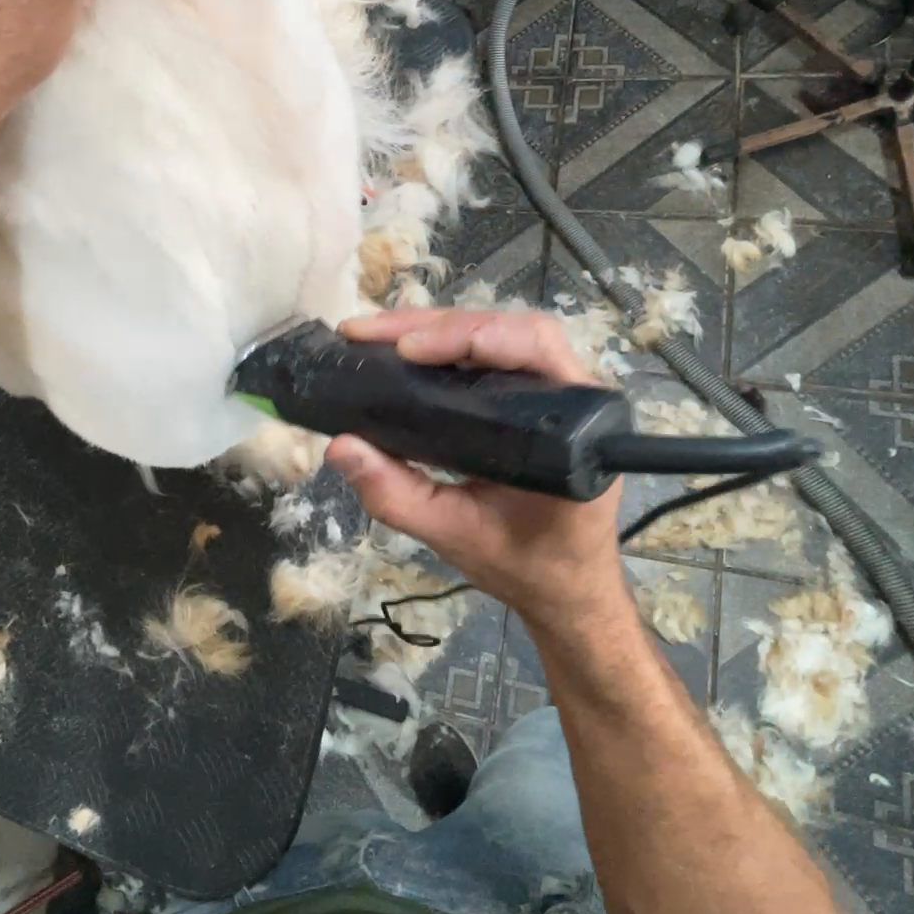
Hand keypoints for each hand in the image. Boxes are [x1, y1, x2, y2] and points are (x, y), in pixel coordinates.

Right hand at [325, 310, 629, 631]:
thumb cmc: (524, 565)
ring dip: (433, 329)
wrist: (565, 588)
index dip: (468, 337)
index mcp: (572, 428)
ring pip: (496, 334)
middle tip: (365, 333)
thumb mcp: (455, 534)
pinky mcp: (528, 399)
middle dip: (433, 325)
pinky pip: (488, 358)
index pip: (531, 346)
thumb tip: (340, 447)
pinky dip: (443, 348)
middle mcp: (570, 395)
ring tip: (372, 337)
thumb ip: (398, 496)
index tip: (408, 351)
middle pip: (508, 327)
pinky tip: (402, 351)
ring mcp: (551, 393)